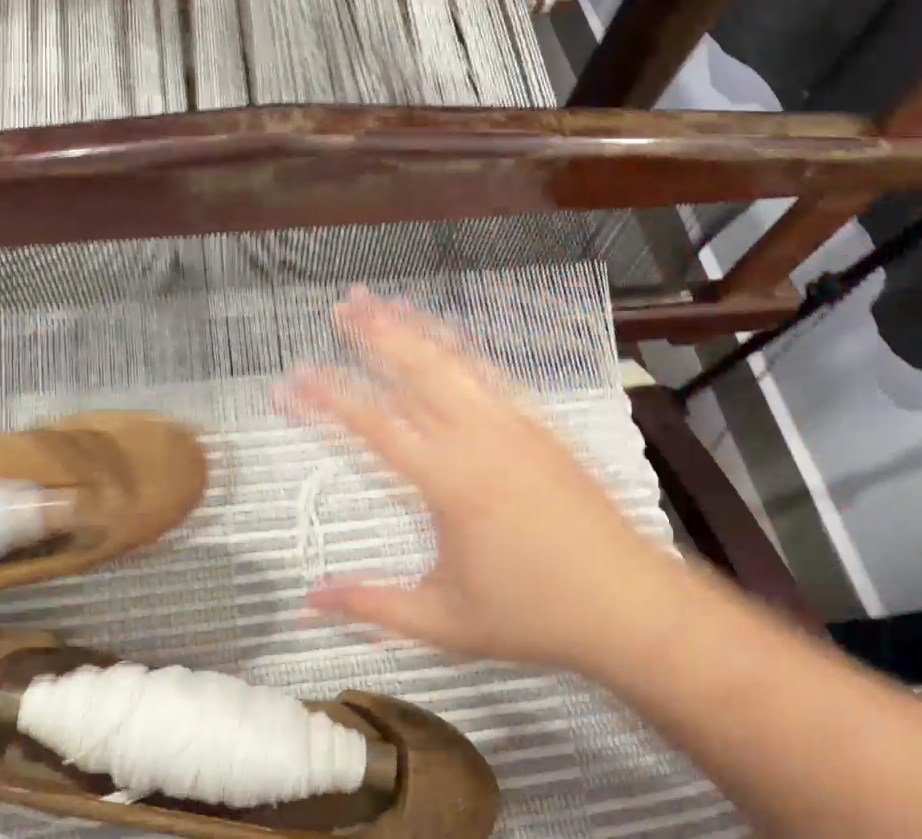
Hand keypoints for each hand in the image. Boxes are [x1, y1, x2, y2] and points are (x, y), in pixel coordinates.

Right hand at [284, 286, 668, 668]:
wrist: (630, 604)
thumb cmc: (536, 615)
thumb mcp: (443, 620)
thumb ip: (370, 603)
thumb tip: (308, 600)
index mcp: (449, 482)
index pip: (371, 425)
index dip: (325, 399)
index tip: (290, 382)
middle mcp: (480, 439)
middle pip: (416, 369)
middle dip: (373, 334)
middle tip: (340, 307)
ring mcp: (516, 425)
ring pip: (454, 361)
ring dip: (414, 328)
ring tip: (382, 301)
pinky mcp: (541, 426)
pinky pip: (491, 374)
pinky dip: (459, 348)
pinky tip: (444, 338)